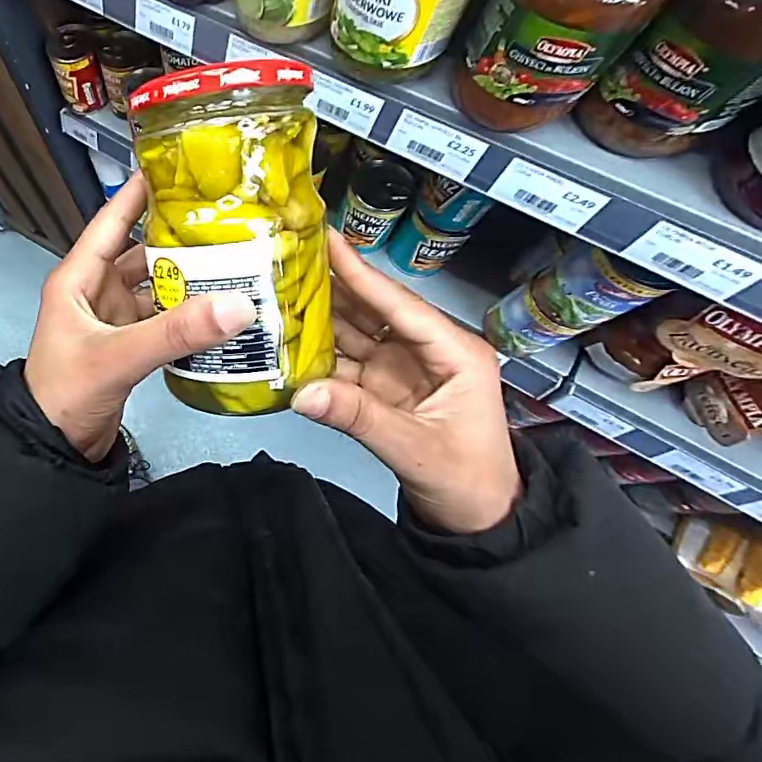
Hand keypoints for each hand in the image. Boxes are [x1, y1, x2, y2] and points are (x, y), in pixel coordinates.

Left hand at [26, 174, 256, 459]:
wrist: (51, 449)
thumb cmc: (64, 393)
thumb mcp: (117, 357)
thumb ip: (173, 333)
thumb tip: (237, 305)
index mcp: (79, 279)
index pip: (110, 222)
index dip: (137, 194)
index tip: (172, 167)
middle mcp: (96, 292)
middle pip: (142, 253)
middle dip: (179, 238)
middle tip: (226, 222)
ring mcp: (113, 319)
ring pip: (155, 287)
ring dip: (187, 278)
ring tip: (233, 262)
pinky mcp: (128, 344)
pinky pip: (162, 318)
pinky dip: (186, 313)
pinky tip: (217, 309)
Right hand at [289, 233, 520, 533]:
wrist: (478, 521)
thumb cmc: (467, 482)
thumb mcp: (416, 450)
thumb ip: (359, 418)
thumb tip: (302, 393)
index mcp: (453, 352)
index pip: (399, 305)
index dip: (361, 273)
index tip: (327, 239)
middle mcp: (426, 350)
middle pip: (374, 311)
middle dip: (335, 285)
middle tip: (292, 256)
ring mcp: (401, 368)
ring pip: (356, 332)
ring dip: (322, 315)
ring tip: (282, 288)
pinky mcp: (383, 387)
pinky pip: (346, 362)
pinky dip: (318, 353)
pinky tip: (290, 338)